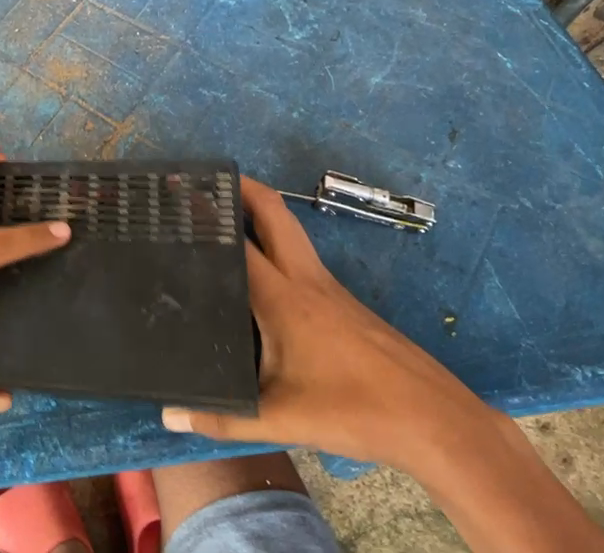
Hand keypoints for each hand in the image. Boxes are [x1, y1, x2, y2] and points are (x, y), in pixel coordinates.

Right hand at [163, 179, 496, 471]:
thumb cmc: (354, 412)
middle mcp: (306, 280)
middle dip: (241, 187)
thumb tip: (168, 416)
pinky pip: (301, 258)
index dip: (207, 216)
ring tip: (222, 220)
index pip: (237, 243)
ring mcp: (330, 288)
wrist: (435, 421)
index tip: (179, 195)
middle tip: (204, 183)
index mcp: (284, 298)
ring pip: (291, 232)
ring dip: (260, 214)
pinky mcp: (345, 303)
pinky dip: (275, 244)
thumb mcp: (281, 419)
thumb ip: (222, 417)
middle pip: (274, 212)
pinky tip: (261, 274)